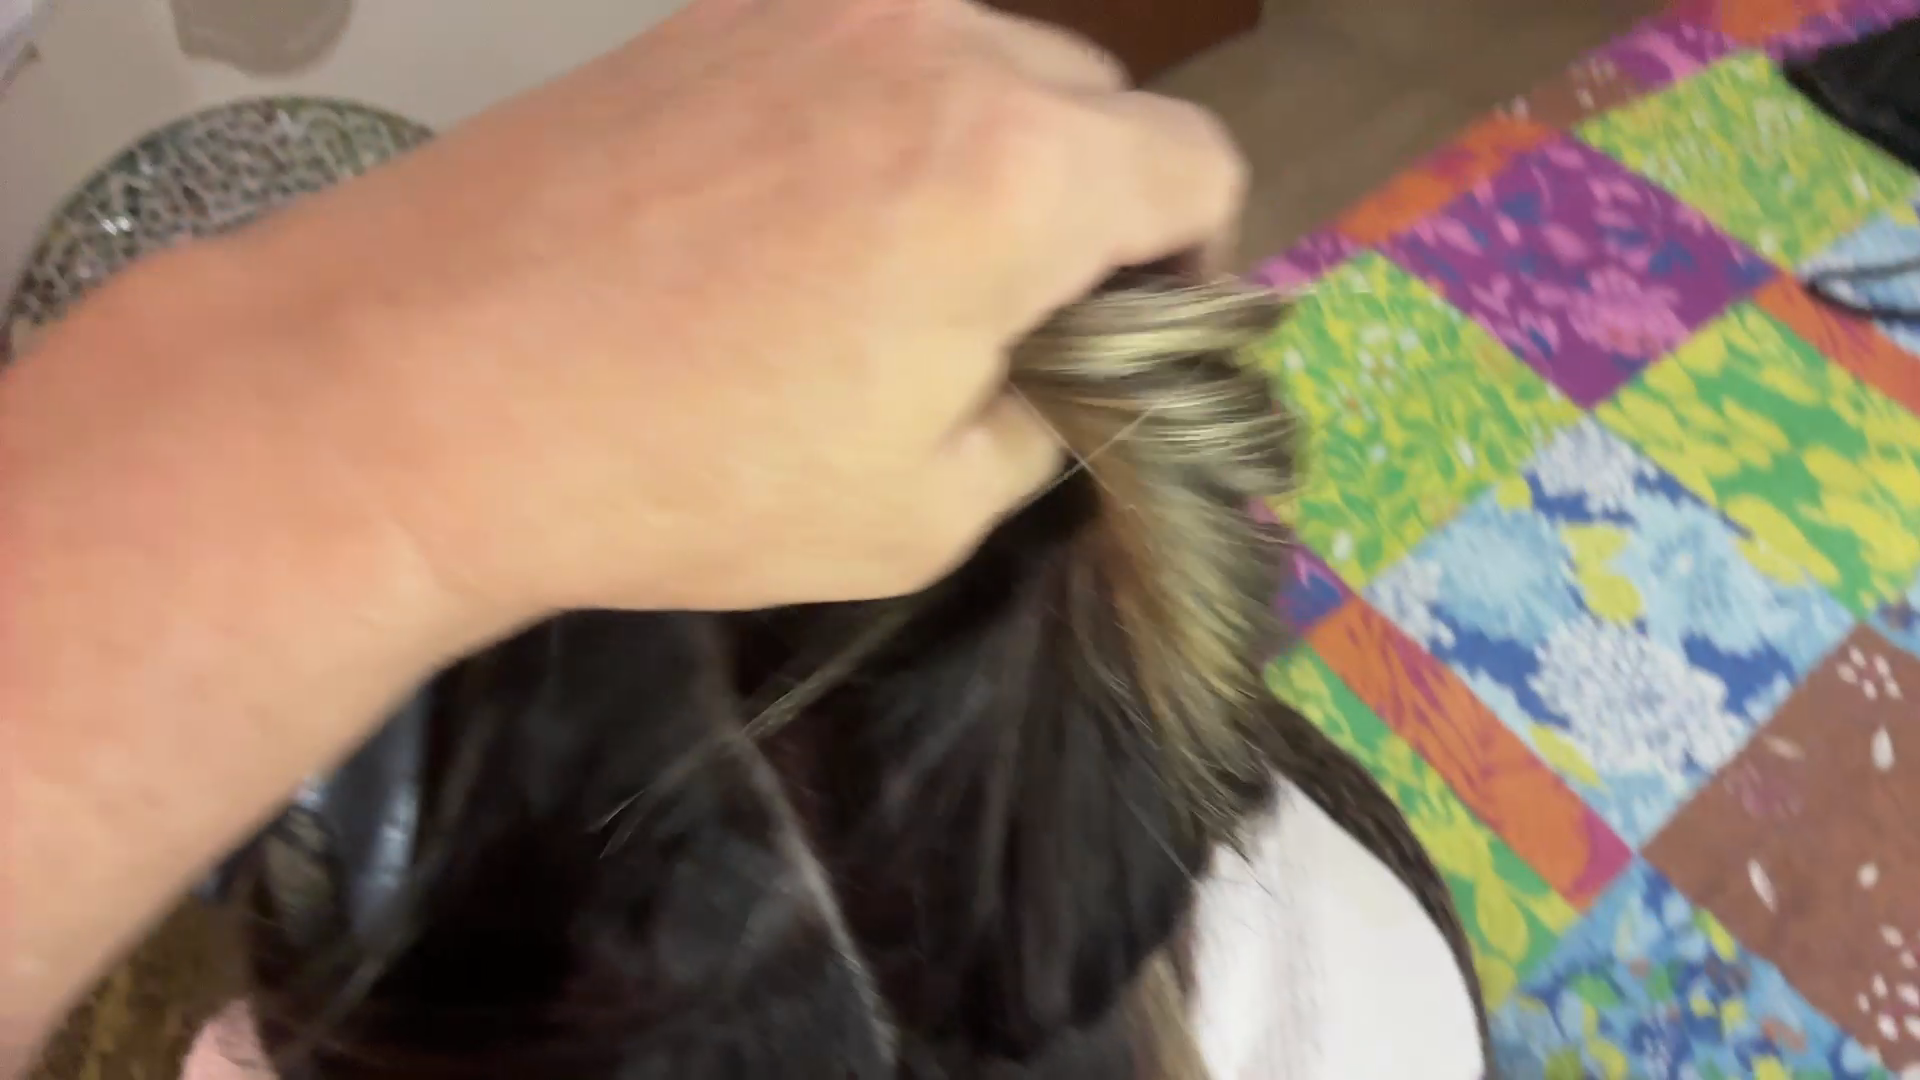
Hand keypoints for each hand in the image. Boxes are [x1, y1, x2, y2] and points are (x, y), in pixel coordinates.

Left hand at [214, 0, 1246, 613]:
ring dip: (999, 174)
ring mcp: (822, 5)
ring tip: (908, 282)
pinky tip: (822, 229)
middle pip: (1101, 114)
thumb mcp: (929, 510)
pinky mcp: (728, 12)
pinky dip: (904, 138)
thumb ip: (1043, 424)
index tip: (1133, 334)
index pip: (1198, 169)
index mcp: (1014, 174)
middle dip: (1094, 220)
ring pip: (996, 74)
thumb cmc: (704, 483)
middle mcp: (937, 44)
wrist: (429, 399)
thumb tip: (1065, 376)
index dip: (1193, 261)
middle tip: (1011, 325)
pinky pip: (886, 62)